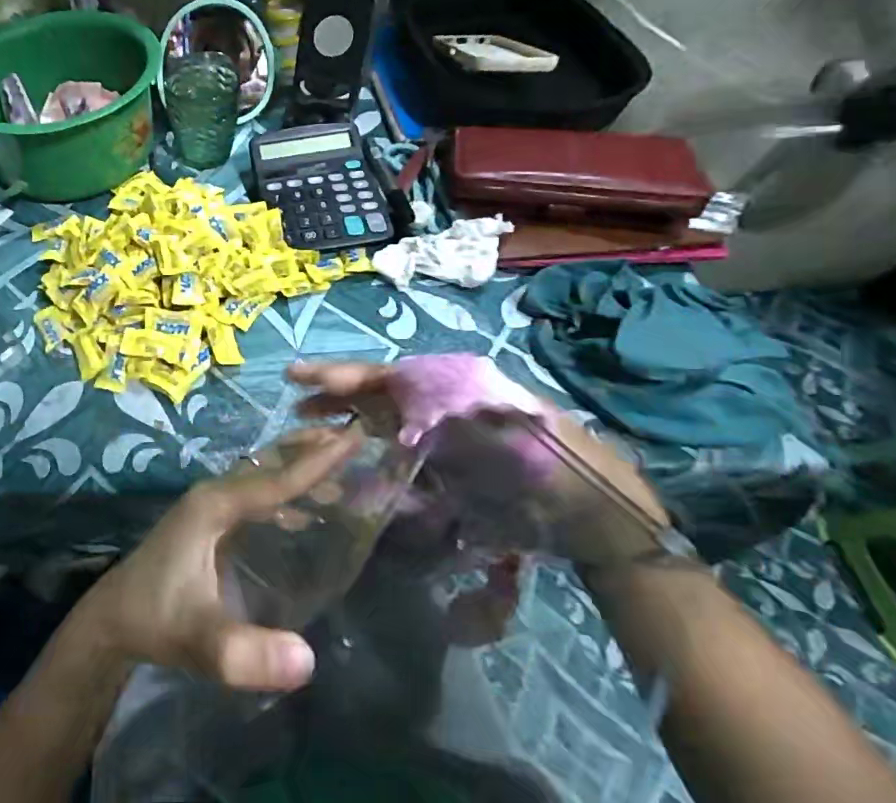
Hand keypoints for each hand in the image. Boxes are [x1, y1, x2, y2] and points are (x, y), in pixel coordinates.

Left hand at [69, 426, 361, 691]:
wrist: (113, 620)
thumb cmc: (156, 622)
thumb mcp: (201, 642)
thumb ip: (246, 654)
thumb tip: (308, 660)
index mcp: (215, 506)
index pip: (276, 479)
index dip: (318, 461)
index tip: (356, 437)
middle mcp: (213, 497)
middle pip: (270, 465)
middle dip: (311, 449)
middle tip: (357, 434)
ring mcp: (210, 509)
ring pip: (263, 479)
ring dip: (300, 470)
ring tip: (346, 467)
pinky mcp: (210, 526)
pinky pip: (258, 499)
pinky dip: (286, 495)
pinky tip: (309, 514)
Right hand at [286, 359, 670, 563]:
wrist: (601, 520)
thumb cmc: (554, 473)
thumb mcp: (502, 436)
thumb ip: (450, 423)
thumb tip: (389, 424)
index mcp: (457, 387)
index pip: (388, 374)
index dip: (343, 375)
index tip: (302, 377)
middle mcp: (446, 402)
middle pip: (380, 390)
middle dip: (336, 391)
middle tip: (294, 398)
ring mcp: (446, 433)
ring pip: (384, 415)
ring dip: (348, 416)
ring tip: (308, 421)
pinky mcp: (448, 463)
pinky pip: (399, 447)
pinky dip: (370, 446)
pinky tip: (348, 455)